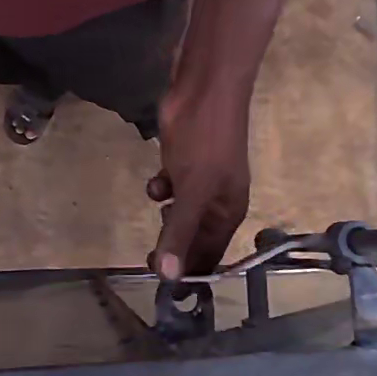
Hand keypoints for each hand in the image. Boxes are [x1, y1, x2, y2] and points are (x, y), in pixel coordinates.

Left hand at [148, 79, 252, 279]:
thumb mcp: (192, 191)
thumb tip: (170, 278)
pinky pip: (171, 188)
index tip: (162, 284)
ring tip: (159, 215)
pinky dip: (161, 189)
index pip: (211, 255)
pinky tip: (156, 181)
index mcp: (228, 213)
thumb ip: (179, 233)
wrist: (203, 90)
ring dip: (166, 219)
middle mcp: (216, 202)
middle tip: (148, 258)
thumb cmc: (205, 143)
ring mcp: (199, 181)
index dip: (189, 272)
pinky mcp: (182, 163)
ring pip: (179, 214)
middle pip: (193, 238)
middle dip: (173, 247)